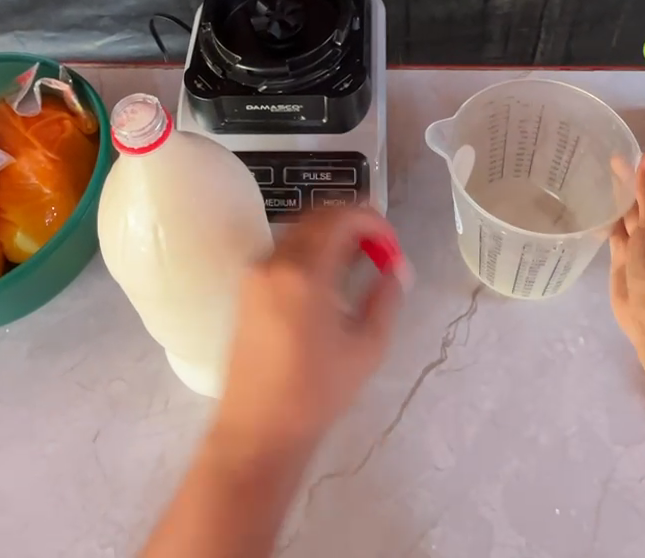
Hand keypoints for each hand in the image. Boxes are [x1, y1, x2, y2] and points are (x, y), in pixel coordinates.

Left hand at [211, 207, 404, 461]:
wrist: (258, 429)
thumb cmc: (317, 393)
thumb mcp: (367, 347)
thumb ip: (386, 298)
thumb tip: (398, 268)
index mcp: (305, 271)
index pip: (341, 217)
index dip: (373, 220)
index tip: (391, 243)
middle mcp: (274, 261)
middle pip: (317, 215)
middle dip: (353, 222)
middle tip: (380, 247)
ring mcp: (255, 272)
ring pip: (299, 230)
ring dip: (331, 234)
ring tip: (359, 261)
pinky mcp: (246, 287)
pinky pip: (283, 250)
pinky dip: (310, 249)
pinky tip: (328, 276)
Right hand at [608, 148, 644, 344]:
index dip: (644, 172)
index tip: (621, 153)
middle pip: (643, 202)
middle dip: (628, 184)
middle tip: (601, 159)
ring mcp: (642, 248)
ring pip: (628, 219)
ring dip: (615, 202)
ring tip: (592, 178)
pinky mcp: (623, 262)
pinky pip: (615, 236)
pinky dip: (606, 222)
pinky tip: (591, 210)